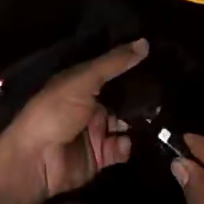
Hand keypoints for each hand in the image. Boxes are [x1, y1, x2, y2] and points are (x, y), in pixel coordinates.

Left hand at [0, 39, 148, 200]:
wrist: (36, 160)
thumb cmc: (55, 111)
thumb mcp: (83, 81)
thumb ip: (114, 63)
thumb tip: (146, 42)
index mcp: (83, 82)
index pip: (112, 69)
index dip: (132, 64)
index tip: (159, 55)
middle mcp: (92, 104)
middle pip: (123, 97)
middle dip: (141, 95)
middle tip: (168, 88)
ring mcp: (97, 130)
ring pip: (126, 122)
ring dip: (139, 120)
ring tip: (161, 114)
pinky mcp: (101, 155)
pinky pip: (122, 147)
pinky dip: (127, 144)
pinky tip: (124, 140)